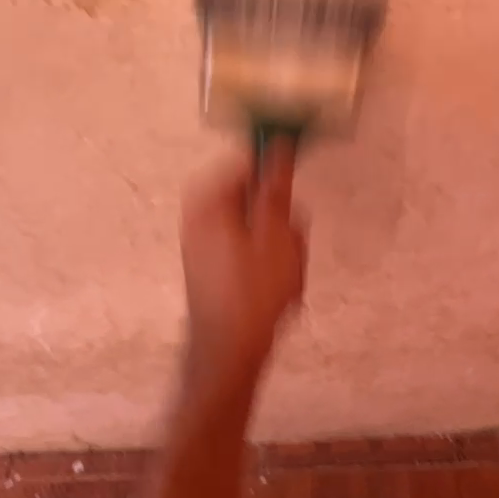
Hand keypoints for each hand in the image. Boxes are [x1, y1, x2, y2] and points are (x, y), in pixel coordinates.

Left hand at [180, 147, 308, 375]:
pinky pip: (252, 253)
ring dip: (282, 248)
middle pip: (256, 199)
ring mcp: (206, 246)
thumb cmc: (254, 291)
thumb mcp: (276, 232)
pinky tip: (280, 291)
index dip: (277, 174)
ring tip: (289, 277)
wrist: (229, 352)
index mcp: (209, 201)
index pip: (248, 164)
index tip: (297, 193)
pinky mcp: (216, 271)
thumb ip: (276, 187)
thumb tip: (277, 145)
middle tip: (293, 248)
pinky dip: (270, 266)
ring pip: (260, 228)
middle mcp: (201, 218)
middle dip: (283, 222)